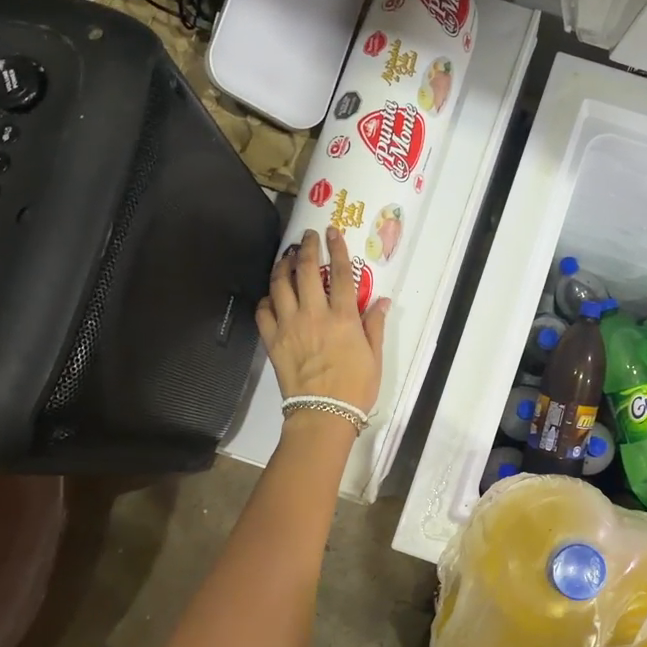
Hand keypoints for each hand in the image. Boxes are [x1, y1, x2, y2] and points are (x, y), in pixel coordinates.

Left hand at [257, 227, 388, 414]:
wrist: (322, 415)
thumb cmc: (355, 388)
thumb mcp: (374, 357)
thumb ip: (375, 326)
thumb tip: (383, 301)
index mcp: (344, 317)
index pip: (342, 272)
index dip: (337, 247)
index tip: (332, 231)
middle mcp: (315, 313)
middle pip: (307, 269)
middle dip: (306, 247)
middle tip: (307, 237)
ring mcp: (290, 325)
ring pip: (280, 284)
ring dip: (283, 266)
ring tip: (286, 259)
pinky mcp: (272, 340)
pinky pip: (263, 310)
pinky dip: (266, 298)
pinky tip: (271, 296)